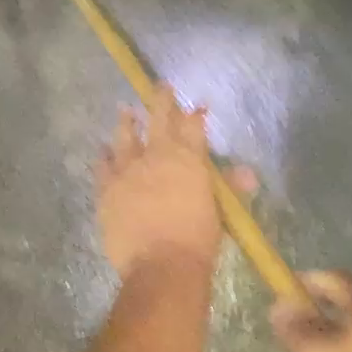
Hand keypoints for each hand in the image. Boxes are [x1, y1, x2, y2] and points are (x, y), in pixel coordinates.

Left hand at [95, 86, 222, 279]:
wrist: (161, 264)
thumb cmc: (198, 239)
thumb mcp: (219, 211)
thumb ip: (229, 187)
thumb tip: (248, 173)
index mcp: (188, 158)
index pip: (193, 127)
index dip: (196, 115)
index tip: (197, 106)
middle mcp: (157, 156)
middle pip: (160, 120)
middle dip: (162, 101)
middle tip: (161, 86)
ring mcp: (128, 170)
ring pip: (126, 136)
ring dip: (127, 122)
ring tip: (125, 110)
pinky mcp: (107, 189)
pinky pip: (103, 166)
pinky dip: (104, 156)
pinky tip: (103, 151)